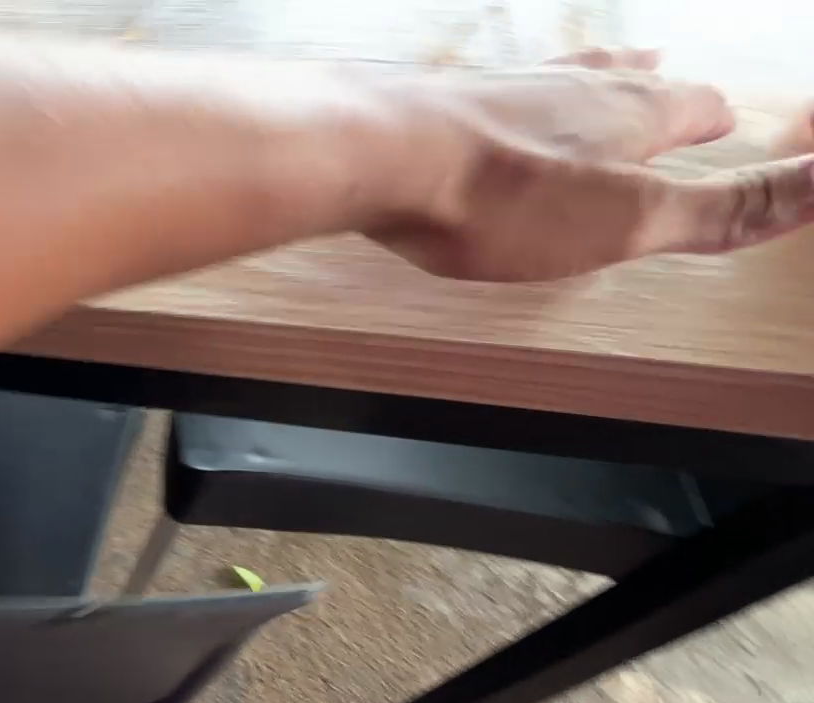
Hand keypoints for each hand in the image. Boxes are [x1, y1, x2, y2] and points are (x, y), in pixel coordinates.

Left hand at [366, 48, 813, 280]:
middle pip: (628, 84)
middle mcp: (570, 88)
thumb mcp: (625, 222)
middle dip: (655, 92)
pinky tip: (483, 104)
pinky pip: (479, 95)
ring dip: (585, 83)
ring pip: (559, 78)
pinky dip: (499, 97)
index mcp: (632, 113)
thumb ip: (722, 208)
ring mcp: (498, 89)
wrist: (381, 159)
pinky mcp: (432, 105)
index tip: (724, 120)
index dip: (711, 118)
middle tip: (669, 88)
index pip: (693, 107)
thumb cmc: (501, 195)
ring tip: (601, 78)